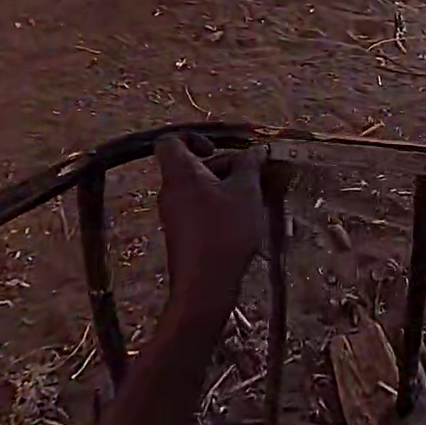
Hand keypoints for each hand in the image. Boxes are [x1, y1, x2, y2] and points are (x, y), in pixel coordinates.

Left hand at [153, 135, 267, 314]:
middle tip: (250, 178)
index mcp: (179, 173)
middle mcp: (170, 191)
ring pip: (199, 189)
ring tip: (253, 201)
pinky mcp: (182, 234)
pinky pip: (199, 209)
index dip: (192, 137)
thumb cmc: (225, 232)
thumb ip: (249, 166)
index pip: (170, 141)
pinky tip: (243, 222)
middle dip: (223, 167)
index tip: (216, 150)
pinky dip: (220, 208)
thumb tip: (255, 150)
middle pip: (191, 165)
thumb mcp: (245, 193)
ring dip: (226, 189)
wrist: (205, 287)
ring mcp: (174, 214)